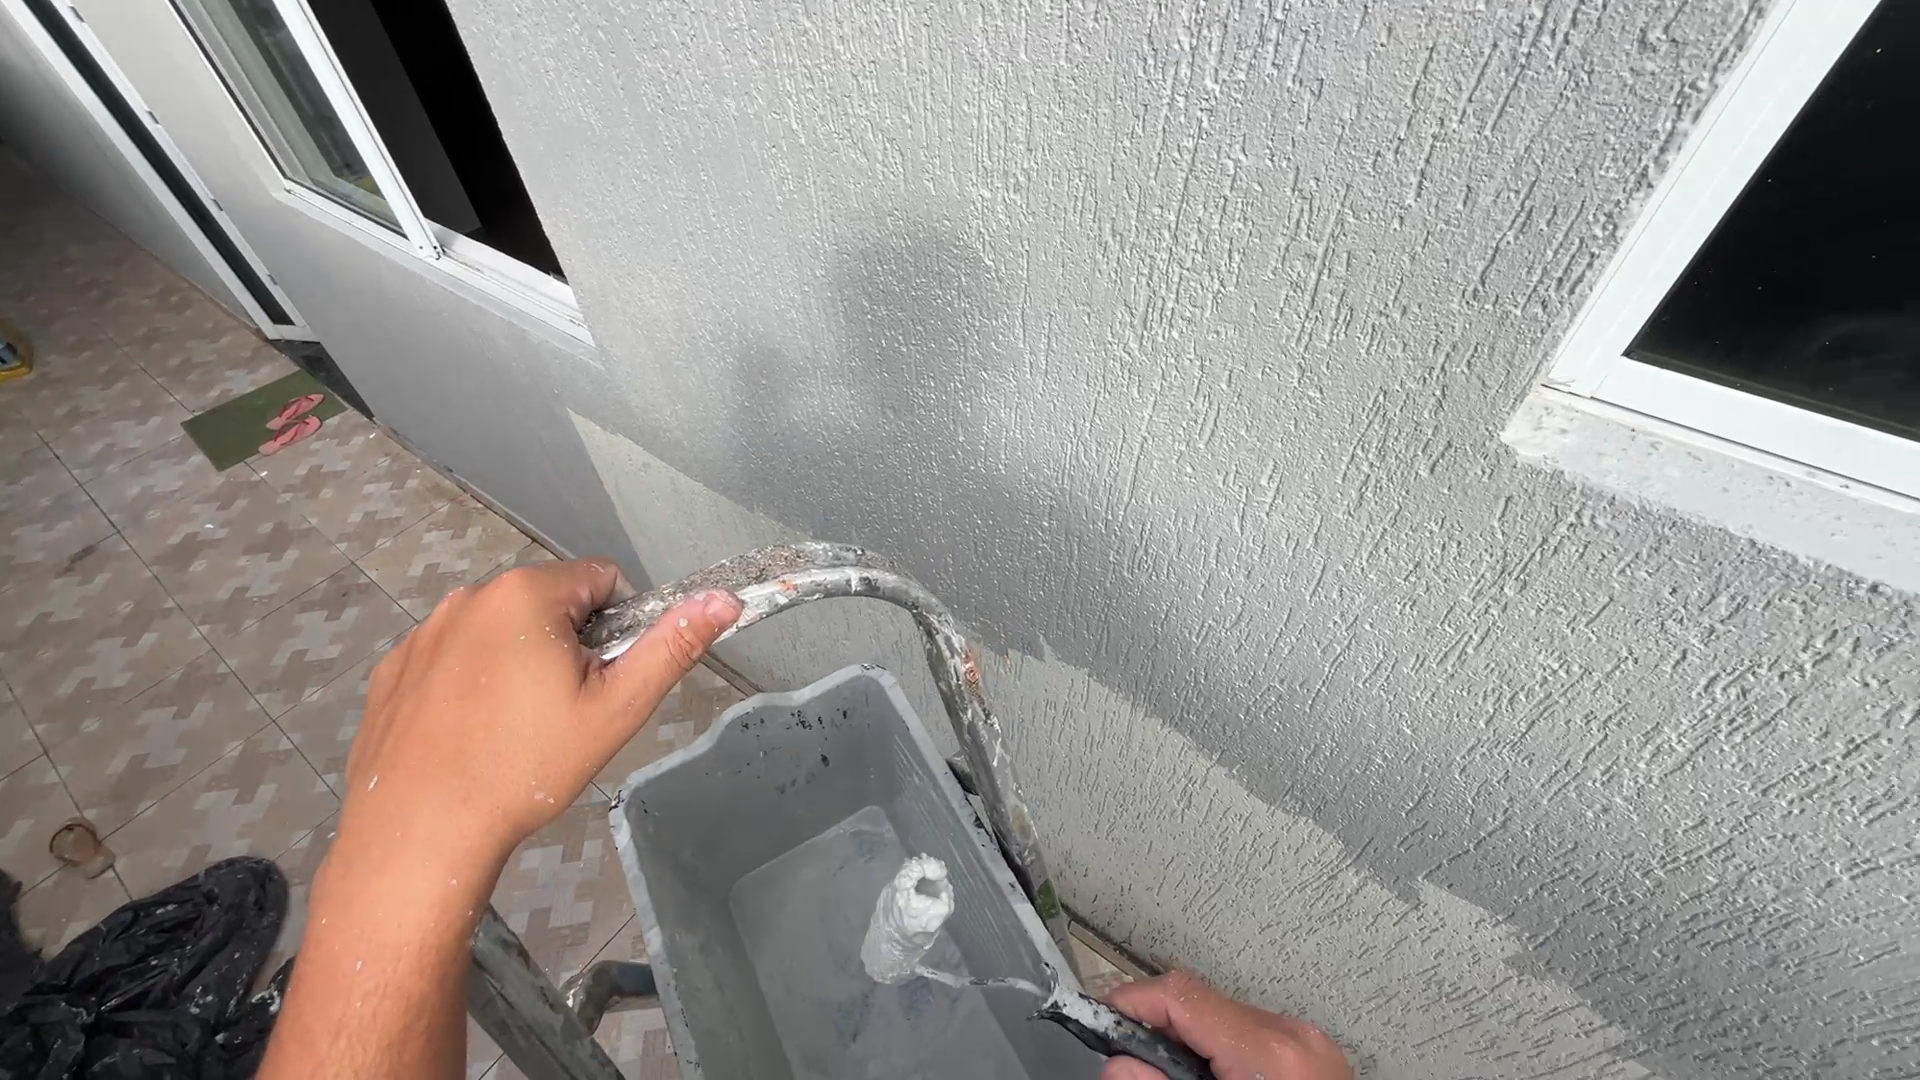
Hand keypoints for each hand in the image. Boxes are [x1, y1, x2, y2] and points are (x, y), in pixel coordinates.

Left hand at [332, 558, 742, 881]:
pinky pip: (458, 654)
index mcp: (527, 594)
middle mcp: (470, 597)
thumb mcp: (620, 705)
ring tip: (520, 725)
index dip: (621, 626)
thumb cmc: (529, 764)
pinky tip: (474, 731)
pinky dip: (477, 679)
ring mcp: (423, 633)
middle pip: (554, 601)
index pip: (604, 579)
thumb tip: (725, 598)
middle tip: (568, 708)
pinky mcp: (392, 669)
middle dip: (573, 642)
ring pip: (506, 628)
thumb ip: (674, 644)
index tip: (605, 679)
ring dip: (526, 657)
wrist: (419, 835)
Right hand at [1102, 972, 1351, 1079]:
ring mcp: (1309, 1043)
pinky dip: (1222, 1053)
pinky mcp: (1314, 1055)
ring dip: (1191, 1043)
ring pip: (1222, 1018)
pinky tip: (1211, 1079)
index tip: (1100, 1019)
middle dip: (1160, 1030)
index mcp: (1268, 1054)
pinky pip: (1250, 1035)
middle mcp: (1292, 1034)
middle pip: (1199, 1002)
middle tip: (1131, 1064)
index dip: (1131, 1001)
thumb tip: (1117, 1065)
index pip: (1179, 993)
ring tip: (1175, 1078)